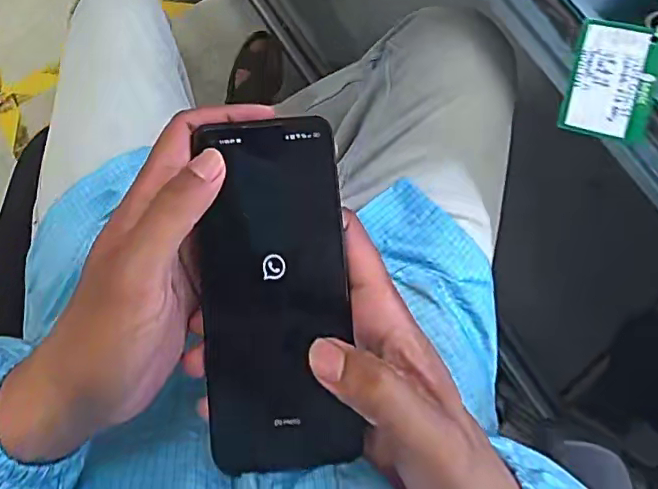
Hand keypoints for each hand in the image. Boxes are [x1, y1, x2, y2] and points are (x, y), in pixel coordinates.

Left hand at [0, 104, 274, 462]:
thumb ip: (173, 211)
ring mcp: (178, 255)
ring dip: (250, 219)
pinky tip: (267, 279)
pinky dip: (244, 266)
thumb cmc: (103, 330)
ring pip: (221, 219)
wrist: (86, 396)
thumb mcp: (140, 266)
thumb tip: (214, 158)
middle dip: (246, 163)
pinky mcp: (189, 289)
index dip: (220, 116)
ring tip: (292, 225)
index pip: (182, 136)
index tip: (266, 118)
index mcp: (147, 202)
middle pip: (207, 172)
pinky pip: (225, 264)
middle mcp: (163, 219)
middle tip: (292, 170)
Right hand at [179, 213, 513, 486]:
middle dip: (256, 271)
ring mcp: (337, 358)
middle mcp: (354, 326)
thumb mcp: (424, 427)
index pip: (350, 244)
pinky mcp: (322, 391)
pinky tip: (218, 374)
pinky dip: (248, 364)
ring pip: (281, 321)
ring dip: (242, 323)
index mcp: (382, 315)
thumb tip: (317, 350)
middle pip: (301, 278)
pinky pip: (277, 364)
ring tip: (200, 333)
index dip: (316, 212)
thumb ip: (379, 388)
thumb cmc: (457, 466)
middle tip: (207, 272)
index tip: (270, 197)